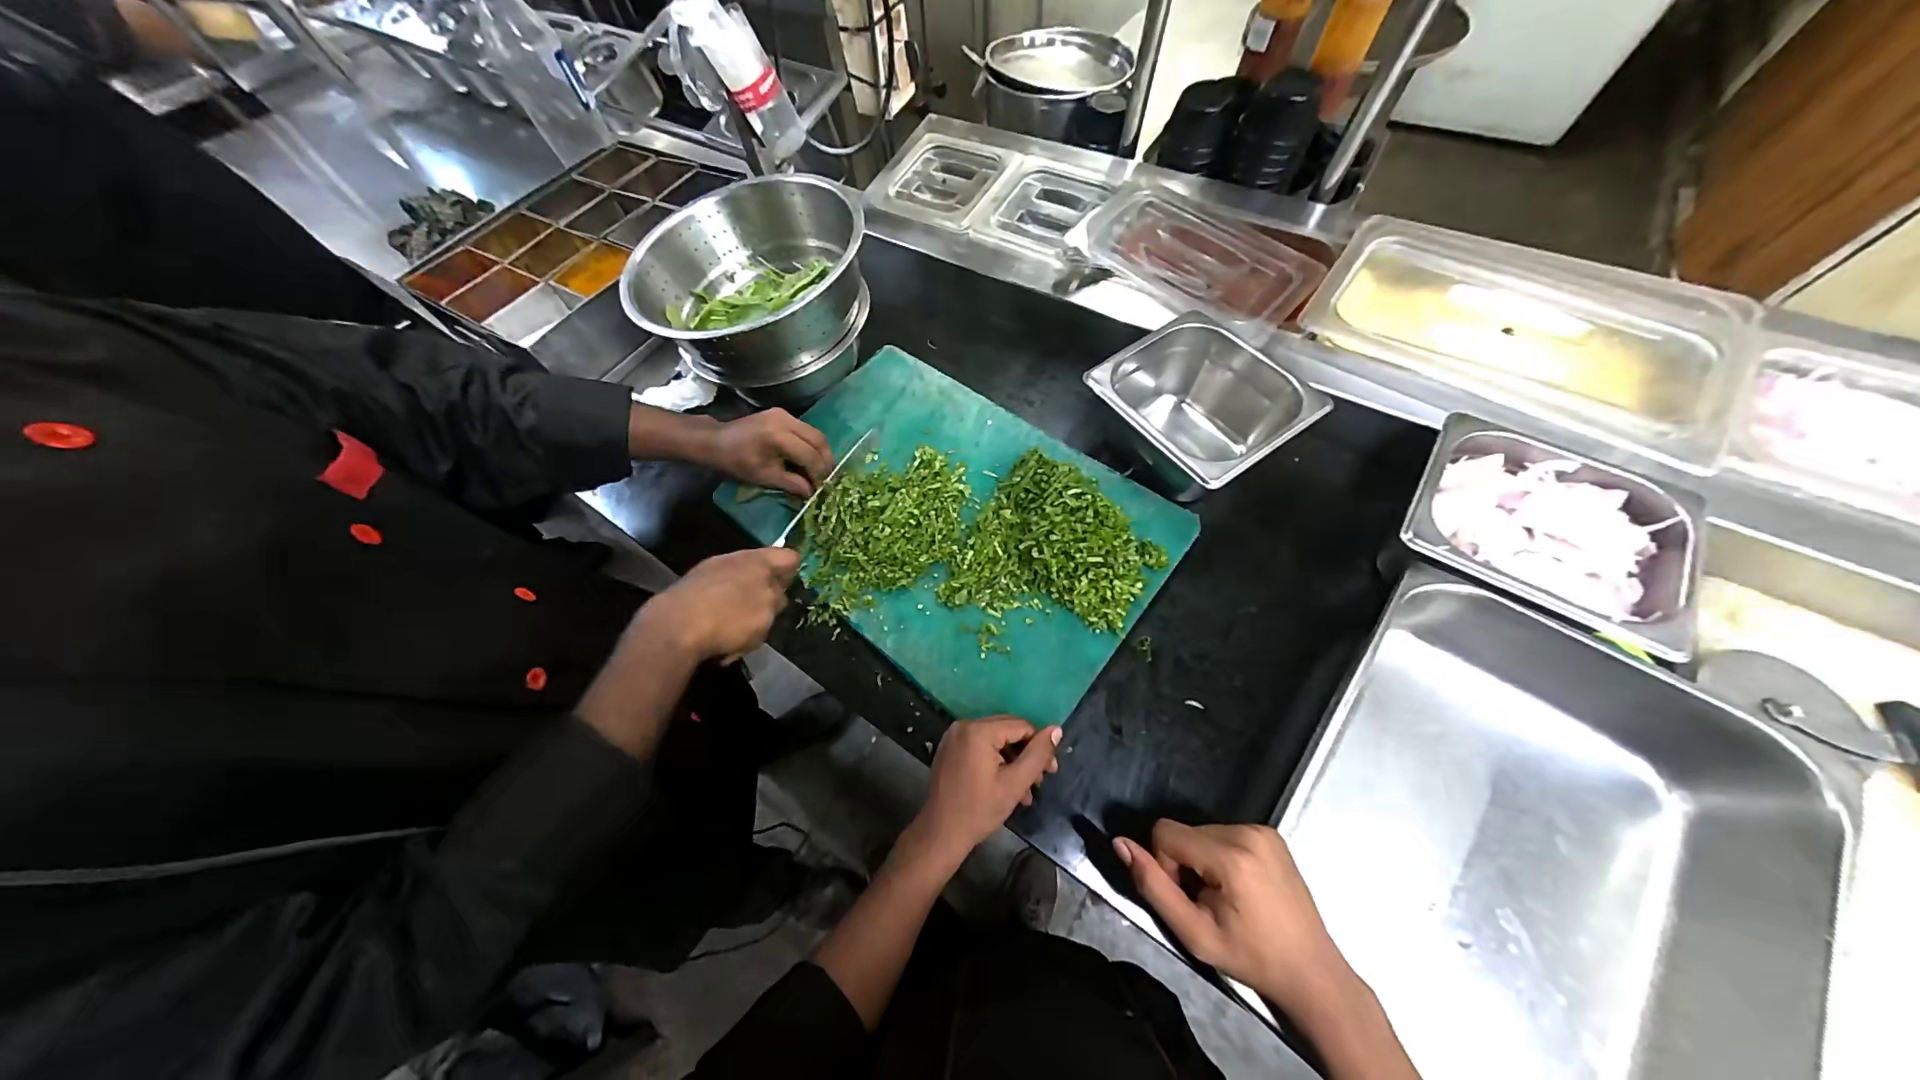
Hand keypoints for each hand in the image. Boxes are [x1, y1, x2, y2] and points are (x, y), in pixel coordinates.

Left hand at [633, 547, 801, 662]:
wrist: (674, 628)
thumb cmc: (729, 620)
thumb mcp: (766, 615)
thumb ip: (775, 600)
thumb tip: (775, 595)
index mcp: (758, 561)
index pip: (788, 557)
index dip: (793, 573)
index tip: (790, 595)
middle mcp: (734, 560)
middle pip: (762, 572)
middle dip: (766, 590)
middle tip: (766, 615)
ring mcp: (709, 573)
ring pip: (738, 588)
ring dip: (742, 604)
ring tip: (739, 631)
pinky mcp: (689, 590)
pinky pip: (716, 601)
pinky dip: (720, 614)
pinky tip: (716, 635)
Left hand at [701, 409, 832, 497]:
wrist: (717, 440)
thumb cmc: (737, 461)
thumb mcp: (764, 476)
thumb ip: (791, 483)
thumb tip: (812, 492)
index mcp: (778, 436)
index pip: (809, 455)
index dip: (818, 473)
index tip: (821, 488)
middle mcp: (785, 420)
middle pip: (819, 440)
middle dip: (826, 461)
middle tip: (828, 479)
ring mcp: (785, 414)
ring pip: (816, 434)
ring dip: (822, 453)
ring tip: (821, 470)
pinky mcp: (783, 414)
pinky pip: (807, 430)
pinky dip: (813, 445)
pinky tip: (810, 459)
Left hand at [903, 717, 1060, 867]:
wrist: (941, 833)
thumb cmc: (979, 810)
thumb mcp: (1015, 783)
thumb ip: (1038, 754)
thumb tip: (1056, 729)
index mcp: (979, 730)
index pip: (1021, 726)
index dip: (1040, 746)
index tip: (1051, 771)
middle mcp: (964, 725)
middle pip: (1008, 730)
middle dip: (1027, 754)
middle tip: (1041, 780)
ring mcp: (954, 736)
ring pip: (996, 740)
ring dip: (1014, 761)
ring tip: (1026, 790)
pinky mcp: (950, 748)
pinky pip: (980, 746)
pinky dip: (996, 761)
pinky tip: (1007, 785)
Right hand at [1115, 822, 1349, 1013]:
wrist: (1311, 972)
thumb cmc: (1250, 958)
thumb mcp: (1193, 933)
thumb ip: (1152, 885)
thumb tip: (1120, 844)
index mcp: (1232, 856)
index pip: (1165, 832)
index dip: (1166, 866)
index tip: (1189, 899)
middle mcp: (1249, 831)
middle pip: (1185, 831)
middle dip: (1184, 864)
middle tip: (1207, 903)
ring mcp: (1263, 830)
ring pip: (1201, 831)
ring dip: (1201, 860)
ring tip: (1225, 898)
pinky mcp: (1271, 834)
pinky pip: (1223, 832)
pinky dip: (1220, 855)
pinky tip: (1239, 887)